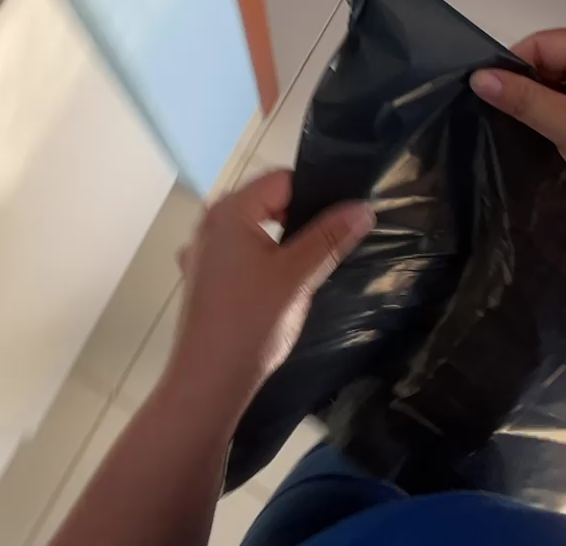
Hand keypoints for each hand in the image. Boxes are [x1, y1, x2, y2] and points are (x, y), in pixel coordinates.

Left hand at [165, 171, 373, 408]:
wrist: (208, 384)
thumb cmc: (252, 322)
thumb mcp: (298, 275)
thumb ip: (330, 237)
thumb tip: (363, 207)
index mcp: (229, 210)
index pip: (281, 180)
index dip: (315, 193)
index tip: (342, 215)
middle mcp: (209, 222)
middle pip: (266, 202)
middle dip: (299, 217)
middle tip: (331, 241)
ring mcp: (202, 251)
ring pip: (254, 229)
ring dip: (281, 241)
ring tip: (310, 263)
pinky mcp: (202, 278)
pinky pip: (240, 253)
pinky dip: (262, 259)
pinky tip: (279, 284)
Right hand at [470, 29, 565, 228]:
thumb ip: (522, 99)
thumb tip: (477, 77)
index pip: (542, 43)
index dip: (512, 68)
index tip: (490, 99)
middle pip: (552, 58)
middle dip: (529, 86)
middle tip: (511, 118)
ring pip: (564, 78)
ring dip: (546, 101)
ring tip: (531, 128)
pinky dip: (564, 110)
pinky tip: (556, 132)